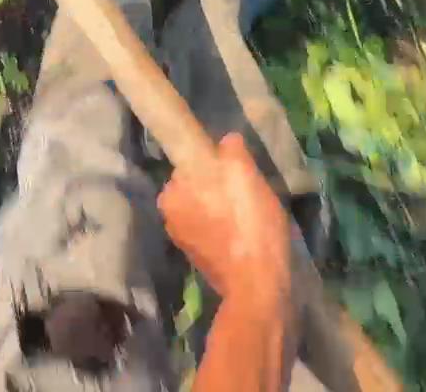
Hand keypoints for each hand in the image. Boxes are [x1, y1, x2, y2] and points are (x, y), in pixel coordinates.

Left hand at [158, 133, 294, 313]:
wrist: (258, 286)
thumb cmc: (251, 225)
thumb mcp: (246, 175)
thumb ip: (231, 150)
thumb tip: (226, 139)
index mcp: (171, 188)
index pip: (189, 160)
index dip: (211, 161)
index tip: (230, 167)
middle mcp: (167, 209)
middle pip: (193, 183)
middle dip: (212, 185)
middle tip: (242, 193)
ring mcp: (178, 235)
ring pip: (200, 206)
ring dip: (216, 207)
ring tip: (245, 216)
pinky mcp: (194, 256)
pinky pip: (205, 229)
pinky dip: (218, 228)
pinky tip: (239, 234)